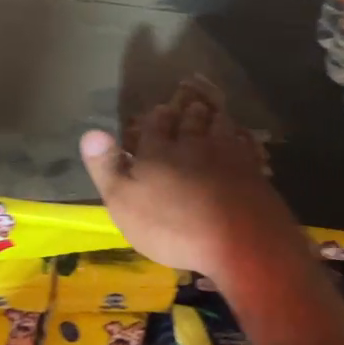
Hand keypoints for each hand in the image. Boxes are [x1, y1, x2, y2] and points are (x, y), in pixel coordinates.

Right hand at [79, 78, 306, 282]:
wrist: (238, 239)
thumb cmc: (172, 225)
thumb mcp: (124, 202)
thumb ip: (107, 167)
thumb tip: (89, 132)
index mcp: (158, 152)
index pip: (154, 126)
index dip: (155, 118)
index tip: (158, 111)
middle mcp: (193, 145)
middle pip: (191, 122)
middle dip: (188, 113)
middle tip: (189, 105)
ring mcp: (227, 156)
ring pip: (220, 128)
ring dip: (215, 119)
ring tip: (214, 115)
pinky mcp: (253, 172)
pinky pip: (246, 146)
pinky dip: (241, 139)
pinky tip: (242, 141)